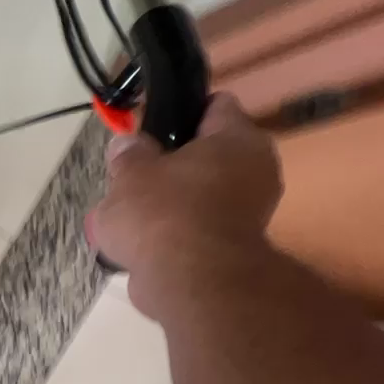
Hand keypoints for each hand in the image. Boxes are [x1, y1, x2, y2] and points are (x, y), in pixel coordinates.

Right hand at [87, 95, 283, 314]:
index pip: (215, 107)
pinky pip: (201, 223)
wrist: (189, 277)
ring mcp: (252, 204)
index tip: (152, 130)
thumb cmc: (160, 214)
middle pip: (208, 154)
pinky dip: (178, 230)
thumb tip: (127, 141)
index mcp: (235, 137)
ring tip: (133, 221)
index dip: (182, 113)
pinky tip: (148, 243)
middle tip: (133, 183)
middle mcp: (256, 164)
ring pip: (202, 192)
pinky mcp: (237, 239)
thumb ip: (128, 155)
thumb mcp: (129, 177)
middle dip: (171, 167)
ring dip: (172, 202)